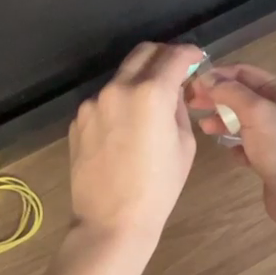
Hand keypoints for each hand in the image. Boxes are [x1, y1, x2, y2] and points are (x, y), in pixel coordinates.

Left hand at [67, 42, 202, 247]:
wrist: (112, 221)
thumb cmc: (158, 188)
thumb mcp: (184, 145)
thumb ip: (179, 108)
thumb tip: (173, 91)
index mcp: (151, 93)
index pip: (174, 56)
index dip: (190, 54)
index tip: (197, 59)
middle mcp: (118, 88)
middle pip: (143, 53)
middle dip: (163, 56)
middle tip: (176, 70)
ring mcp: (93, 104)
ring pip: (121, 78)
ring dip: (139, 82)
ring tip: (150, 108)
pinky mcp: (78, 121)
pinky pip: (104, 103)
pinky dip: (119, 106)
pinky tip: (126, 132)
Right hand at [190, 63, 275, 224]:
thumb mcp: (255, 112)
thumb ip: (230, 92)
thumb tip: (208, 79)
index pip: (245, 73)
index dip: (218, 75)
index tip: (194, 84)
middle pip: (243, 96)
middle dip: (217, 98)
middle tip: (192, 104)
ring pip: (244, 121)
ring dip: (223, 121)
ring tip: (204, 128)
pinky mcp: (272, 157)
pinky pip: (249, 145)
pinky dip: (236, 145)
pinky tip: (229, 152)